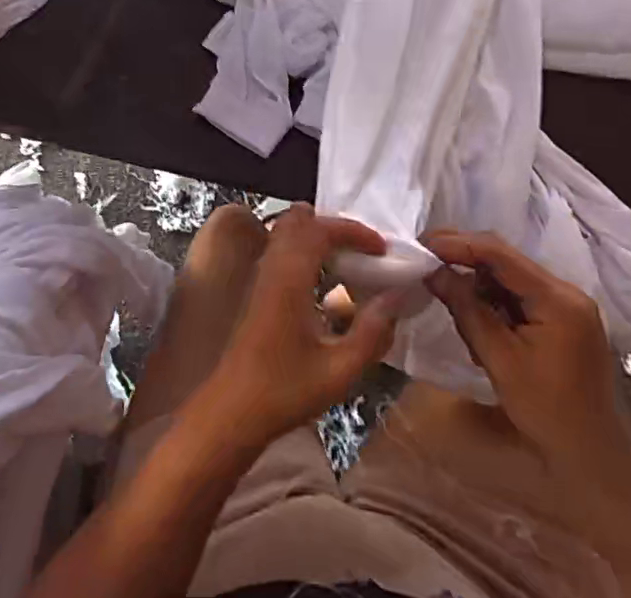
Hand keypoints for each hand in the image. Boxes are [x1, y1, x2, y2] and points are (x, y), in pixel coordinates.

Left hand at [195, 205, 401, 446]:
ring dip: (318, 237)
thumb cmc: (286, 391)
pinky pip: (281, 253)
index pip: (318, 230)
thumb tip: (396, 297)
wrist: (234, 407)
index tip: (382, 247)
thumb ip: (373, 332)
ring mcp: (259, 278)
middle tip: (366, 248)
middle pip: (297, 222)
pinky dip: (306, 253)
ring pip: (285, 235)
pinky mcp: (257, 291)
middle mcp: (270, 269)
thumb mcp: (341, 370)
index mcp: (288, 280)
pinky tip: (329, 282)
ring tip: (353, 261)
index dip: (353, 230)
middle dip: (333, 226)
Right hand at [425, 231, 630, 470]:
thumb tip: (432, 271)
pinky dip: (488, 297)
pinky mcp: (558, 319)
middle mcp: (565, 293)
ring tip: (441, 292)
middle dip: (461, 257)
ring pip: (506, 275)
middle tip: (422, 261)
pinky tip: (470, 315)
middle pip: (503, 258)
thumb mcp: (497, 357)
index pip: (499, 253)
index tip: (420, 246)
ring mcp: (564, 305)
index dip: (456, 244)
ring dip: (472, 279)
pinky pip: (515, 294)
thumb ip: (465, 308)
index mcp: (557, 299)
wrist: (593, 455)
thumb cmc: (546, 410)